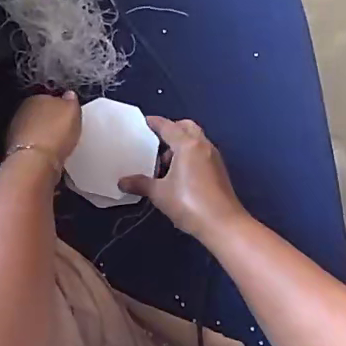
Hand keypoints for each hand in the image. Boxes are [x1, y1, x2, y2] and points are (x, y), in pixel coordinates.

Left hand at [6, 92, 80, 169]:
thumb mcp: (72, 110)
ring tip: (56, 145)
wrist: (36, 161)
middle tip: (62, 130)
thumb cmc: (55, 133)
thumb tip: (69, 95)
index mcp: (35, 97)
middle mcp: (21, 112)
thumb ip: (70, 100)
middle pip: (39, 114)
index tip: (67, 116)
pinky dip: (38, 148)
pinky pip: (31, 145)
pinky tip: (47, 154)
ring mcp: (15, 131)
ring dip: (42, 135)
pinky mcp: (15, 150)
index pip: (49, 98)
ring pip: (33, 130)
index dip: (59, 107)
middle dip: (48, 121)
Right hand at [118, 116, 247, 238]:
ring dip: (180, 145)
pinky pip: (201, 153)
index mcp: (187, 145)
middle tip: (155, 142)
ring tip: (164, 164)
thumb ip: (140, 184)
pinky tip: (178, 175)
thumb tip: (122, 182)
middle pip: (186, 128)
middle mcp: (203, 146)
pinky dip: (189, 156)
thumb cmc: (189, 203)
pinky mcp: (219, 170)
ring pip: (195, 141)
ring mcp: (214, 158)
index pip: (168, 126)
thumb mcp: (159, 194)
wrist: (223, 224)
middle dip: (171, 130)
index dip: (155, 123)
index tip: (145, 122)